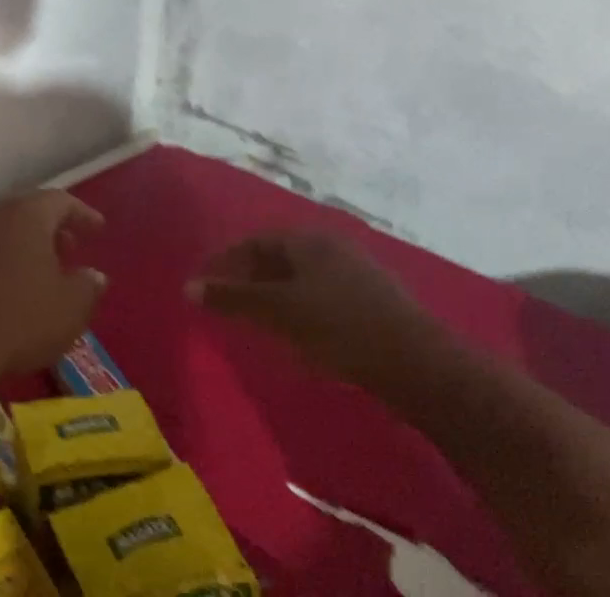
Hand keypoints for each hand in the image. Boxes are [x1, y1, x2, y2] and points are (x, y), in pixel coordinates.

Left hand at [0, 189, 107, 375]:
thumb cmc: (19, 320)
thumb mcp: (70, 309)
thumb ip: (87, 286)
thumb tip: (92, 275)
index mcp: (24, 216)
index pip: (58, 201)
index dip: (81, 213)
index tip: (97, 229)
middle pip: (24, 213)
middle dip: (50, 229)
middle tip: (69, 250)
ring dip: (21, 247)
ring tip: (40, 273)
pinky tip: (5, 291)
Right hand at [187, 230, 451, 386]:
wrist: (421, 367)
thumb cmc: (339, 327)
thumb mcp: (277, 311)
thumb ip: (231, 298)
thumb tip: (188, 287)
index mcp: (309, 240)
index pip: (254, 242)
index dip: (224, 261)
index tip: (204, 284)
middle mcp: (334, 248)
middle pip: (278, 257)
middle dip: (248, 278)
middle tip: (225, 301)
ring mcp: (359, 275)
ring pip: (302, 279)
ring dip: (273, 295)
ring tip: (255, 320)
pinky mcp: (375, 303)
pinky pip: (322, 297)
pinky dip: (298, 309)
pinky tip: (294, 333)